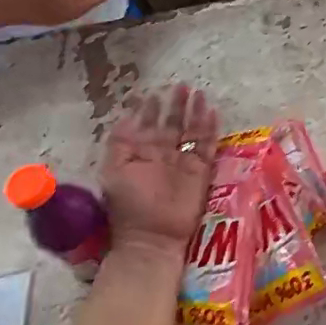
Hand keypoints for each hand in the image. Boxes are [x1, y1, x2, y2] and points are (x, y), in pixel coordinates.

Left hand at [101, 86, 218, 263]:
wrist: (152, 239)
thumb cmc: (129, 206)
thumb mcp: (114, 172)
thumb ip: (119, 143)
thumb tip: (126, 116)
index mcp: (141, 154)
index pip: (147, 125)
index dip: (150, 109)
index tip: (152, 92)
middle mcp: (164, 154)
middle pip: (172, 123)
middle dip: (176, 104)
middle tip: (181, 85)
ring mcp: (183, 162)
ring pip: (191, 130)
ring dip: (194, 112)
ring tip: (198, 92)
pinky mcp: (201, 171)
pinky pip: (207, 145)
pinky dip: (210, 129)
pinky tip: (211, 112)